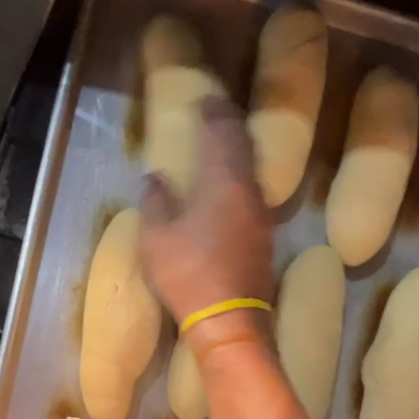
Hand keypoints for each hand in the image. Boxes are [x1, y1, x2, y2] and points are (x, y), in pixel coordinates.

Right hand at [139, 95, 277, 326]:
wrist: (230, 319)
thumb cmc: (188, 273)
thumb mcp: (157, 238)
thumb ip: (156, 202)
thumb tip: (156, 178)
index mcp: (223, 183)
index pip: (222, 134)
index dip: (214, 114)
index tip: (205, 99)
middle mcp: (249, 191)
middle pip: (243, 148)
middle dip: (229, 128)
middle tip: (216, 115)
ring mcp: (260, 216)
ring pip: (250, 171)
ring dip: (236, 153)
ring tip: (221, 145)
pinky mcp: (262, 237)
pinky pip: (251, 193)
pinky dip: (238, 179)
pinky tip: (227, 186)